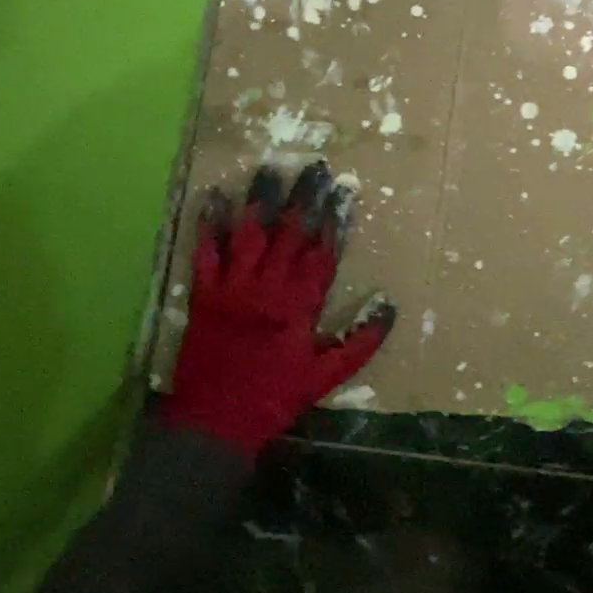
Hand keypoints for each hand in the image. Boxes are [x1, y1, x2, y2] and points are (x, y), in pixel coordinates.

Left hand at [158, 161, 394, 457]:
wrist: (212, 425)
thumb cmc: (274, 399)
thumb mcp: (326, 377)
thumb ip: (360, 342)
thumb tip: (389, 305)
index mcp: (299, 306)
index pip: (323, 253)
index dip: (335, 220)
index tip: (344, 191)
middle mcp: (267, 289)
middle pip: (289, 234)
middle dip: (304, 198)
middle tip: (315, 167)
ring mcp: (233, 289)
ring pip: (249, 235)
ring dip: (260, 200)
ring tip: (270, 167)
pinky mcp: (204, 296)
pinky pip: (205, 254)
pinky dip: (208, 225)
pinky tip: (213, 197)